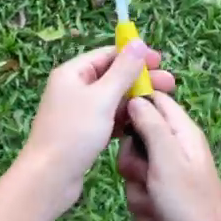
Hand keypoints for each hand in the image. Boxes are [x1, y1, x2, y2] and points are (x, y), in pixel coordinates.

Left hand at [19, 40, 174, 213]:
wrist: (50, 178)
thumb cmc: (74, 133)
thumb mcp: (102, 98)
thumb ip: (122, 71)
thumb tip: (137, 42)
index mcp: (72, 73)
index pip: (107, 54)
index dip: (133, 55)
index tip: (160, 60)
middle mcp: (73, 87)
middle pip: (112, 75)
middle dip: (140, 78)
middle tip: (170, 83)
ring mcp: (78, 110)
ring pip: (112, 98)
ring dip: (135, 98)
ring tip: (162, 102)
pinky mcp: (84, 131)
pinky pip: (108, 117)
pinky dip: (125, 117)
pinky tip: (145, 122)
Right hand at [117, 93, 220, 220]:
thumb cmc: (189, 203)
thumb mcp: (166, 158)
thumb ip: (150, 125)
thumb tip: (135, 99)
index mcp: (182, 132)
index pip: (154, 100)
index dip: (133, 105)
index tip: (117, 122)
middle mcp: (176, 150)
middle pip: (137, 139)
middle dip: (133, 162)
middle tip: (145, 175)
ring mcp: (170, 176)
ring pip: (134, 171)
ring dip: (139, 191)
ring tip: (157, 205)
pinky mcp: (164, 198)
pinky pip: (140, 194)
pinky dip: (145, 209)